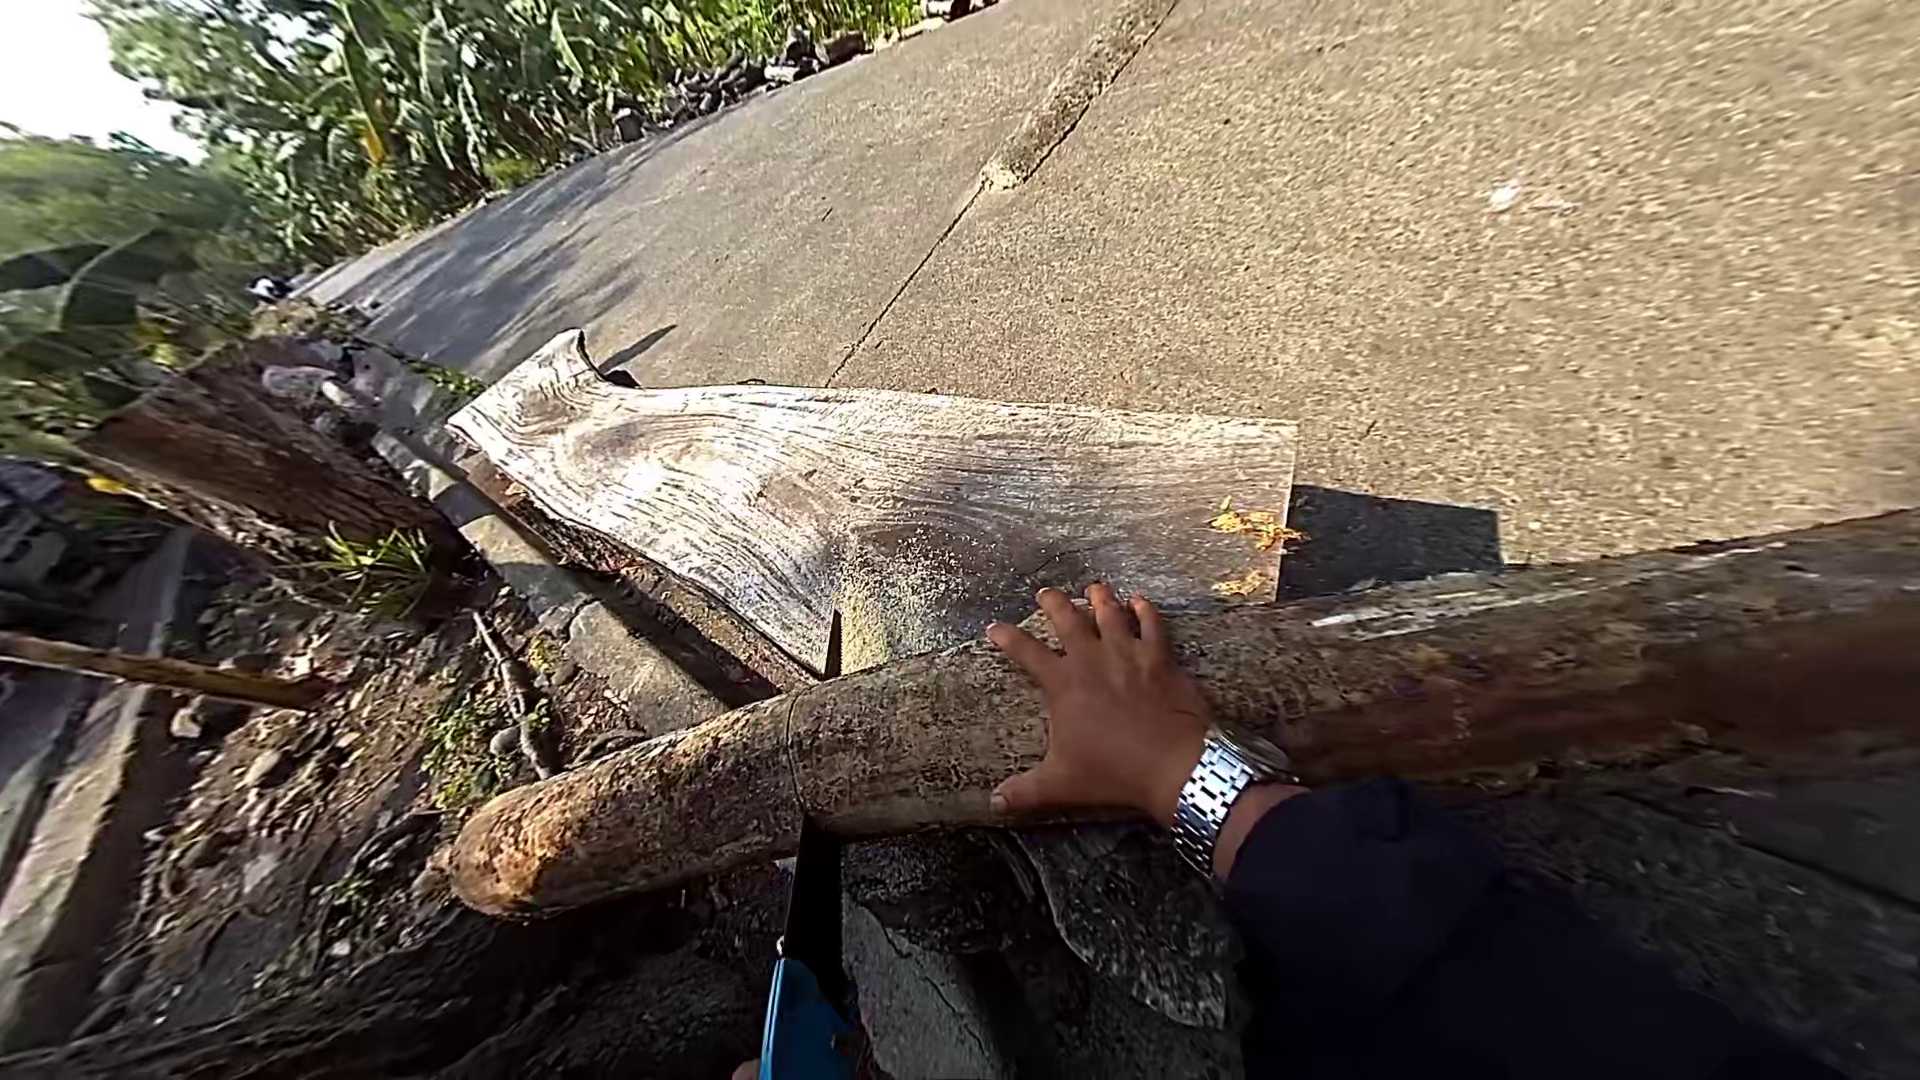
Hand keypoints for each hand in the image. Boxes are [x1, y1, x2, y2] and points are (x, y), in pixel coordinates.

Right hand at [986, 585, 1210, 825]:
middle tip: (1045, 592)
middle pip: (1067, 618)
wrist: (1172, 766)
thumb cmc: (1112, 772)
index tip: (994, 627)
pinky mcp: (1159, 656)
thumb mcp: (1061, 782)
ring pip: (1110, 612)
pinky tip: (1140, 601)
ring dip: (1099, 597)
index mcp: (1063, 682)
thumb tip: (993, 804)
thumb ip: (1025, 791)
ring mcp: (1127, 652)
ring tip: (1094, 587)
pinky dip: (1146, 610)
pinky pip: (1152, 624)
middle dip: (1053, 602)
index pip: (1025, 651)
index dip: (1006, 637)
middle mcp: (1092, 658)